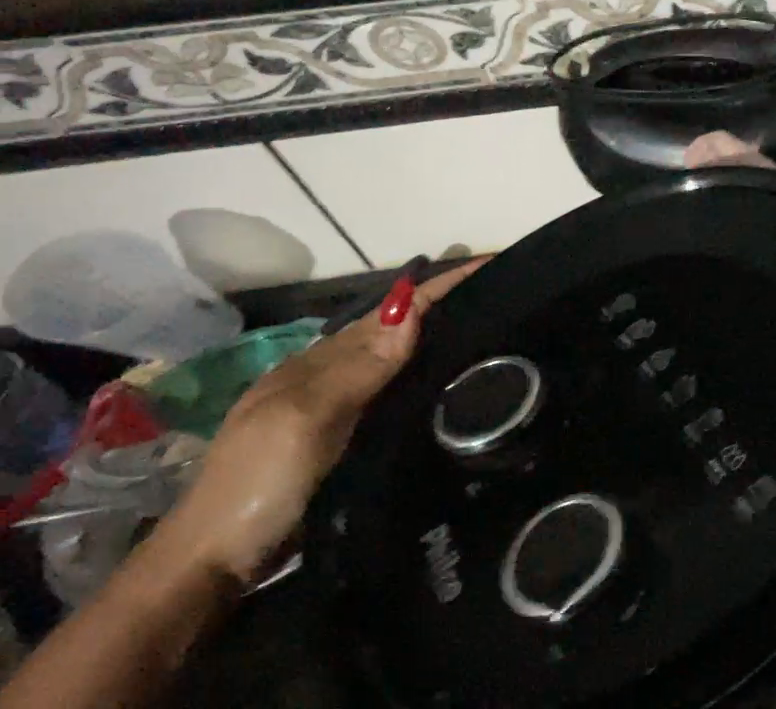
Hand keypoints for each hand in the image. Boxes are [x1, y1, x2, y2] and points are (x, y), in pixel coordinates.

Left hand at [155, 260, 484, 582]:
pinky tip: (455, 389)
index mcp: (316, 365)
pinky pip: (399, 399)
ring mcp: (338, 413)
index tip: (491, 266)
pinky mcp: (350, 445)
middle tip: (507, 299)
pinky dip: (429, 383)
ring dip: (440, 345)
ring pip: (400, 365)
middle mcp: (329, 380)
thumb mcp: (304, 421)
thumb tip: (411, 308)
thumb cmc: (258, 484)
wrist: (214, 564)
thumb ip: (359, 368)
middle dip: (447, 308)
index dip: (437, 288)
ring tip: (496, 336)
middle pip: (396, 333)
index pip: (388, 313)